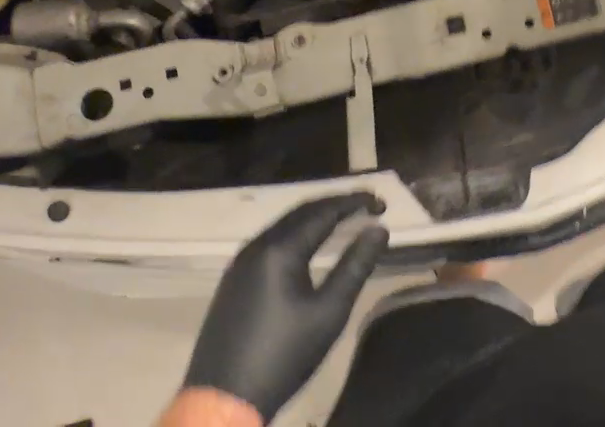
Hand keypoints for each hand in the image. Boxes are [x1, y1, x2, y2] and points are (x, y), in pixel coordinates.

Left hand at [182, 193, 389, 420]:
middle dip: (336, 204)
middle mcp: (257, 246)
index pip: (324, 211)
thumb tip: (378, 230)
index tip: (381, 203)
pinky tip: (308, 245)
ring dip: (315, 217)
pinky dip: (296, 233)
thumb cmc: (284, 357)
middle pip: (302, 211)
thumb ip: (355, 266)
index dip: (354, 203)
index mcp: (280, 250)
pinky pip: (270, 241)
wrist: (223, 401)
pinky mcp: (233, 279)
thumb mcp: (329, 313)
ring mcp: (240, 262)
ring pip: (284, 225)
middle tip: (367, 205)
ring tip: (344, 218)